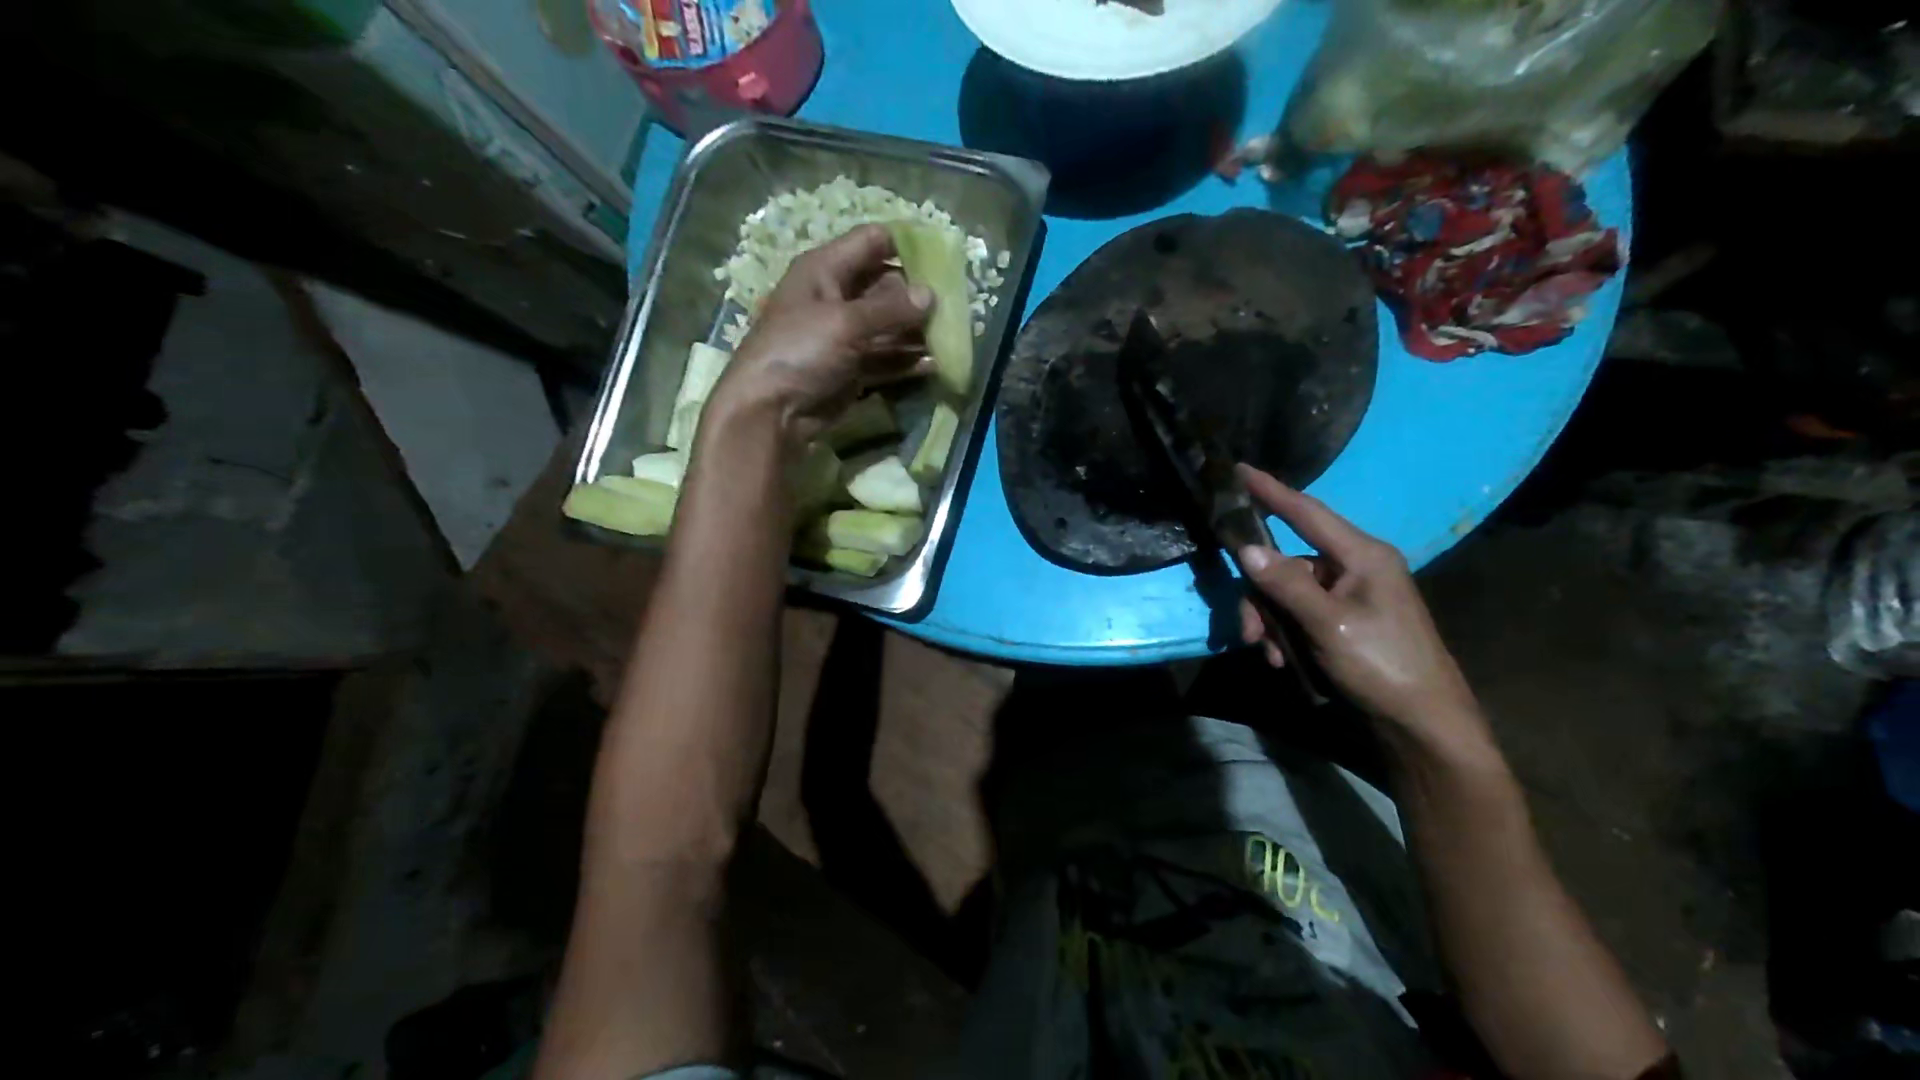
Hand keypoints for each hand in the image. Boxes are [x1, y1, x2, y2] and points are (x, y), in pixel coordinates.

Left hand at [707, 224, 932, 444]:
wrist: (770, 412)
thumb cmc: (799, 352)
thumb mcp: (845, 322)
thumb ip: (890, 308)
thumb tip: (931, 295)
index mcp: (825, 269)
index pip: (872, 241)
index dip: (907, 245)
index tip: (943, 258)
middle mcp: (836, 297)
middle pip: (887, 284)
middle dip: (919, 293)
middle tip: (955, 304)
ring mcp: (845, 335)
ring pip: (890, 325)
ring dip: (917, 330)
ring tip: (951, 335)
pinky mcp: (853, 368)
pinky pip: (887, 358)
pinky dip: (908, 360)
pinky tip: (935, 363)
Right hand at [1234, 465, 1483, 739]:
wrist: (1422, 724)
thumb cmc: (1382, 665)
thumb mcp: (1328, 624)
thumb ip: (1286, 584)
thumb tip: (1246, 547)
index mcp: (1362, 556)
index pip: (1307, 512)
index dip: (1271, 491)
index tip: (1238, 470)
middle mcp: (1354, 568)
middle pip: (1286, 564)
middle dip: (1260, 597)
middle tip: (1247, 633)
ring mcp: (1350, 596)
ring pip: (1286, 593)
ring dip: (1269, 623)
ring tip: (1269, 655)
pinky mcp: (1344, 621)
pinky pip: (1298, 614)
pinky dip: (1284, 635)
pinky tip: (1282, 661)